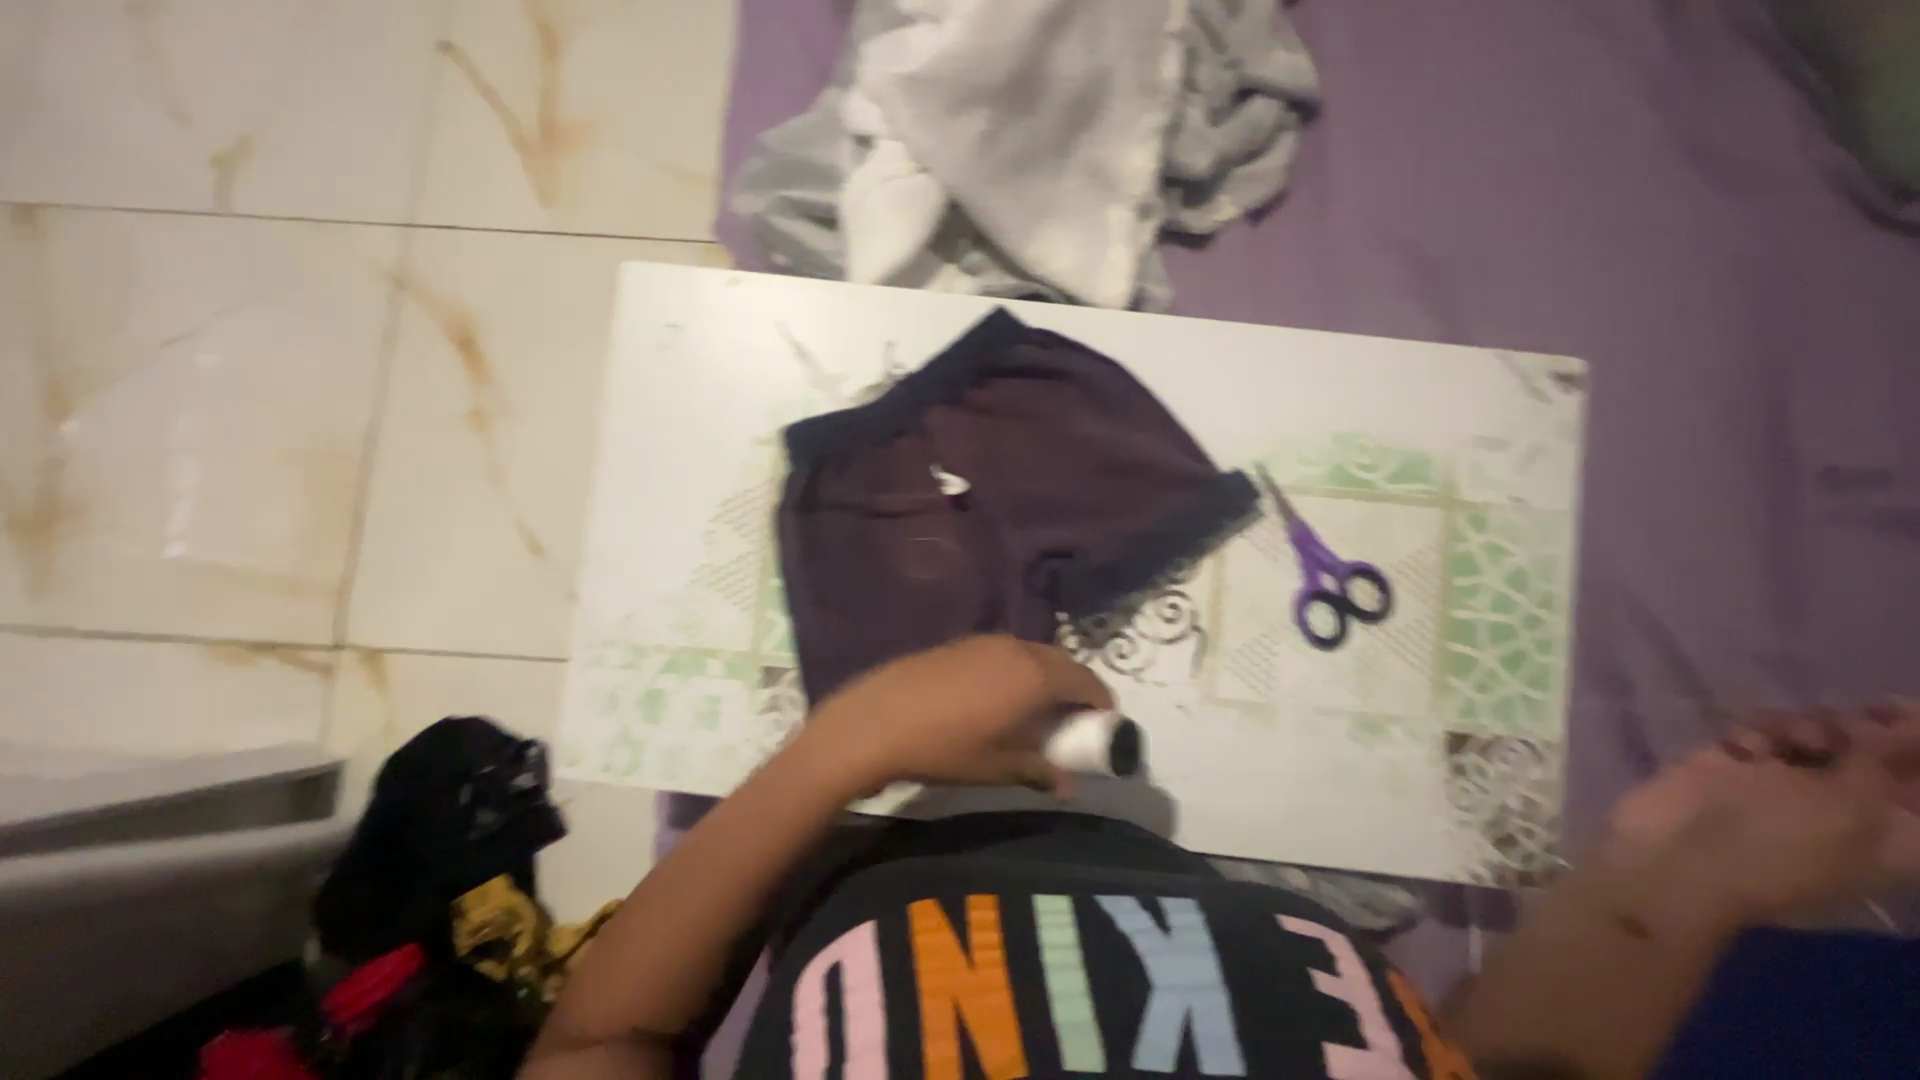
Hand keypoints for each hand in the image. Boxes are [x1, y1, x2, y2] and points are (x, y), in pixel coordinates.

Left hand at [790, 635, 1113, 797]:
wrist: (875, 722)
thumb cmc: (946, 748)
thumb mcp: (998, 766)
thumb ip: (1040, 771)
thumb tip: (1070, 788)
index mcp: (1036, 675)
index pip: (1086, 681)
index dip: (1100, 702)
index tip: (1102, 725)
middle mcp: (1017, 648)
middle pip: (1061, 662)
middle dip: (1074, 687)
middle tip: (1071, 720)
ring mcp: (984, 641)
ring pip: (1031, 655)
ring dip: (1043, 677)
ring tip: (1035, 711)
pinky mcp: (958, 644)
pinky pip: (1003, 653)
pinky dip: (1015, 671)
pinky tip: (997, 698)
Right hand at [1607, 706, 1919, 924]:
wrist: (1676, 852)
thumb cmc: (1778, 840)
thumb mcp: (1852, 805)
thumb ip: (1886, 760)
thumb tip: (1909, 724)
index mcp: (1895, 832)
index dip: (1919, 745)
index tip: (1898, 710)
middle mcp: (1848, 806)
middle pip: (1876, 754)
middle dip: (1866, 730)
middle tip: (1848, 722)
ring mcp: (1787, 786)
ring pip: (1818, 736)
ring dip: (1808, 727)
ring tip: (1782, 737)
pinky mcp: (1735, 768)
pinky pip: (1759, 734)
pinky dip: (1756, 732)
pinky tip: (1742, 744)